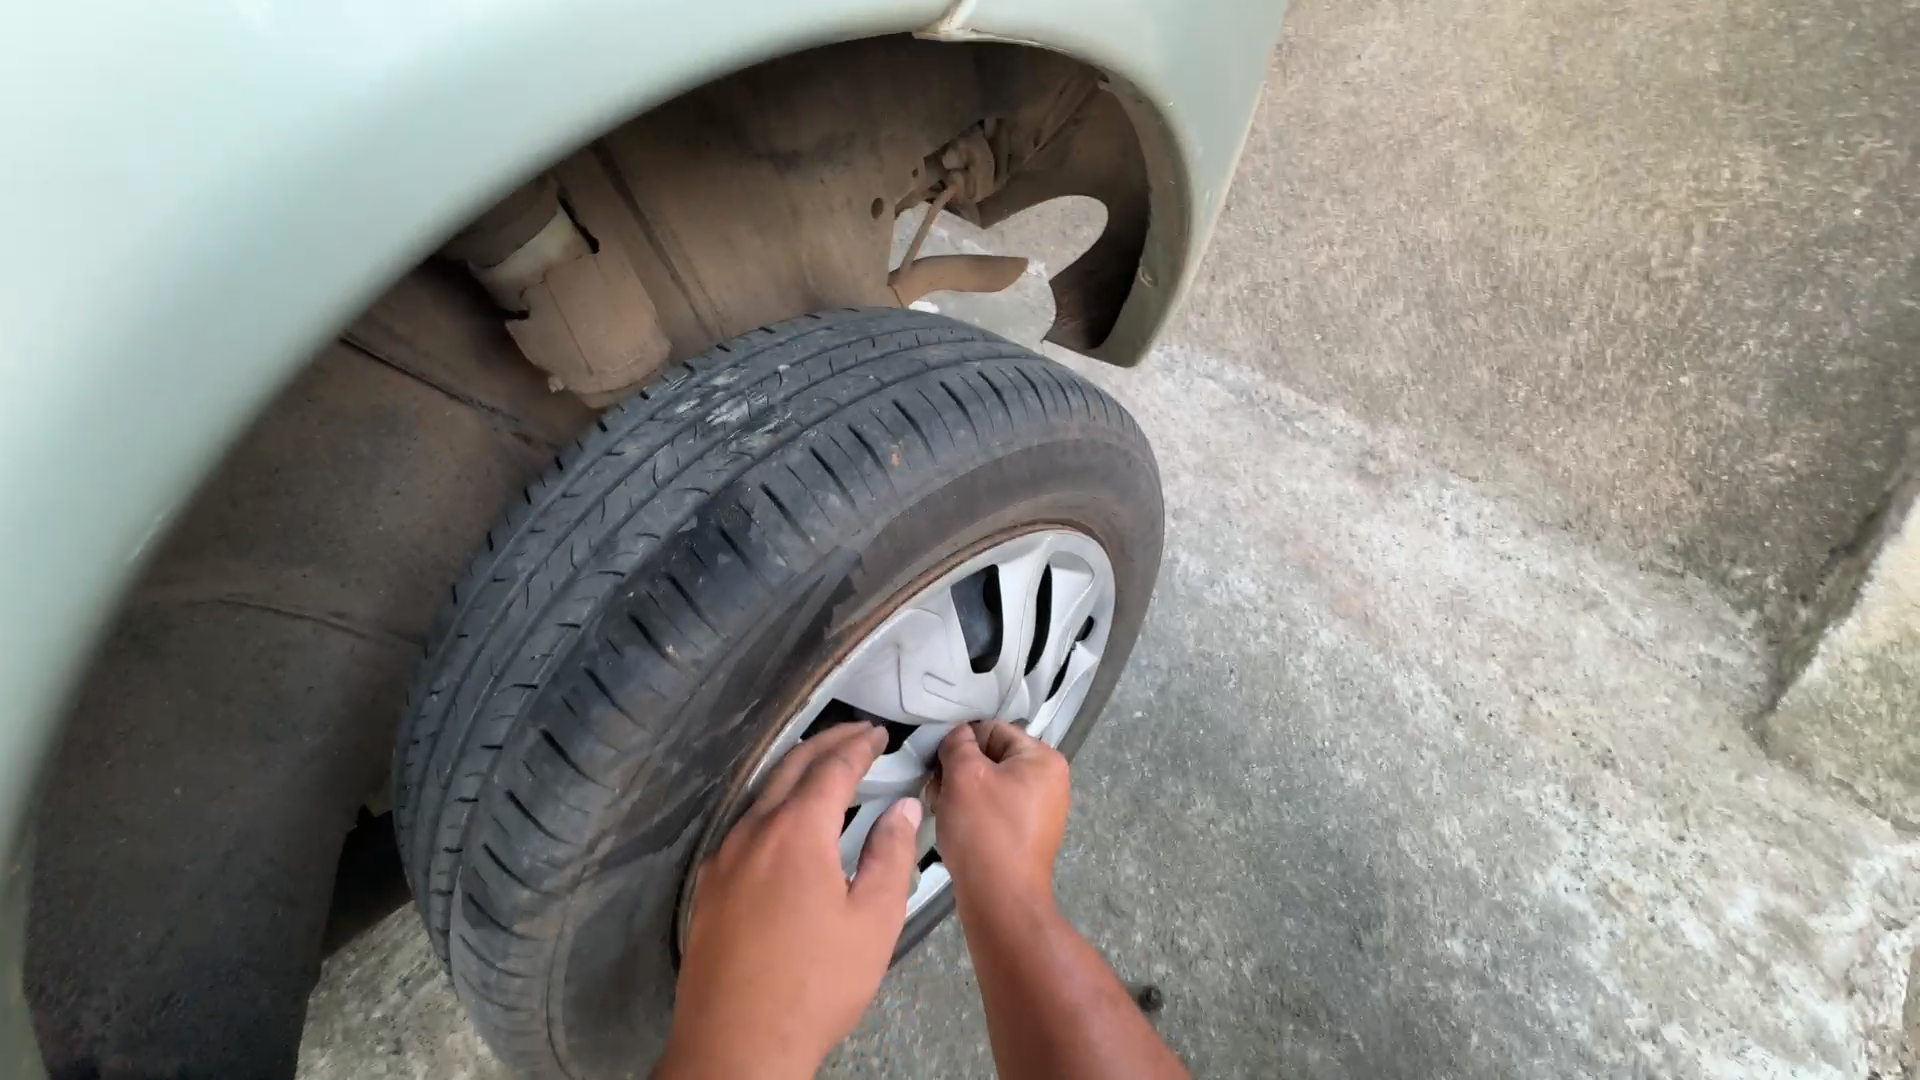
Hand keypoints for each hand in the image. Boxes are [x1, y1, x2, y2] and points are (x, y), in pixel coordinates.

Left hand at [656, 723, 921, 1078]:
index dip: (860, 744)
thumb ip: (891, 853)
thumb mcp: (873, 921)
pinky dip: (776, 799)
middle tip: (859, 732)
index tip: (879, 732)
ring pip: (765, 790)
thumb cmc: (814, 984)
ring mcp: (725, 855)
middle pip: (794, 764)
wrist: (734, 1050)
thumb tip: (902, 806)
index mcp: (798, 830)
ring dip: (800, 767)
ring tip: (829, 764)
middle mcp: (755, 830)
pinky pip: (747, 820)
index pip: (833, 767)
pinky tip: (789, 819)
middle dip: (830, 741)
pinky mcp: (710, 882)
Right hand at [930, 721, 1070, 908]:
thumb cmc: (985, 830)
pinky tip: (956, 828)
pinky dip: (973, 813)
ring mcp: (1041, 809)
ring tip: (944, 811)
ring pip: (989, 785)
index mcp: (1043, 758)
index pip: (992, 730)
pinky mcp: (1028, 834)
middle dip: (959, 771)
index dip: (960, 743)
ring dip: (962, 793)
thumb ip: (958, 743)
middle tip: (938, 792)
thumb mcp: (964, 775)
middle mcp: (1050, 780)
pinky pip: (996, 809)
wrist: (1001, 901)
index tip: (938, 765)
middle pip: (992, 757)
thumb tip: (959, 735)